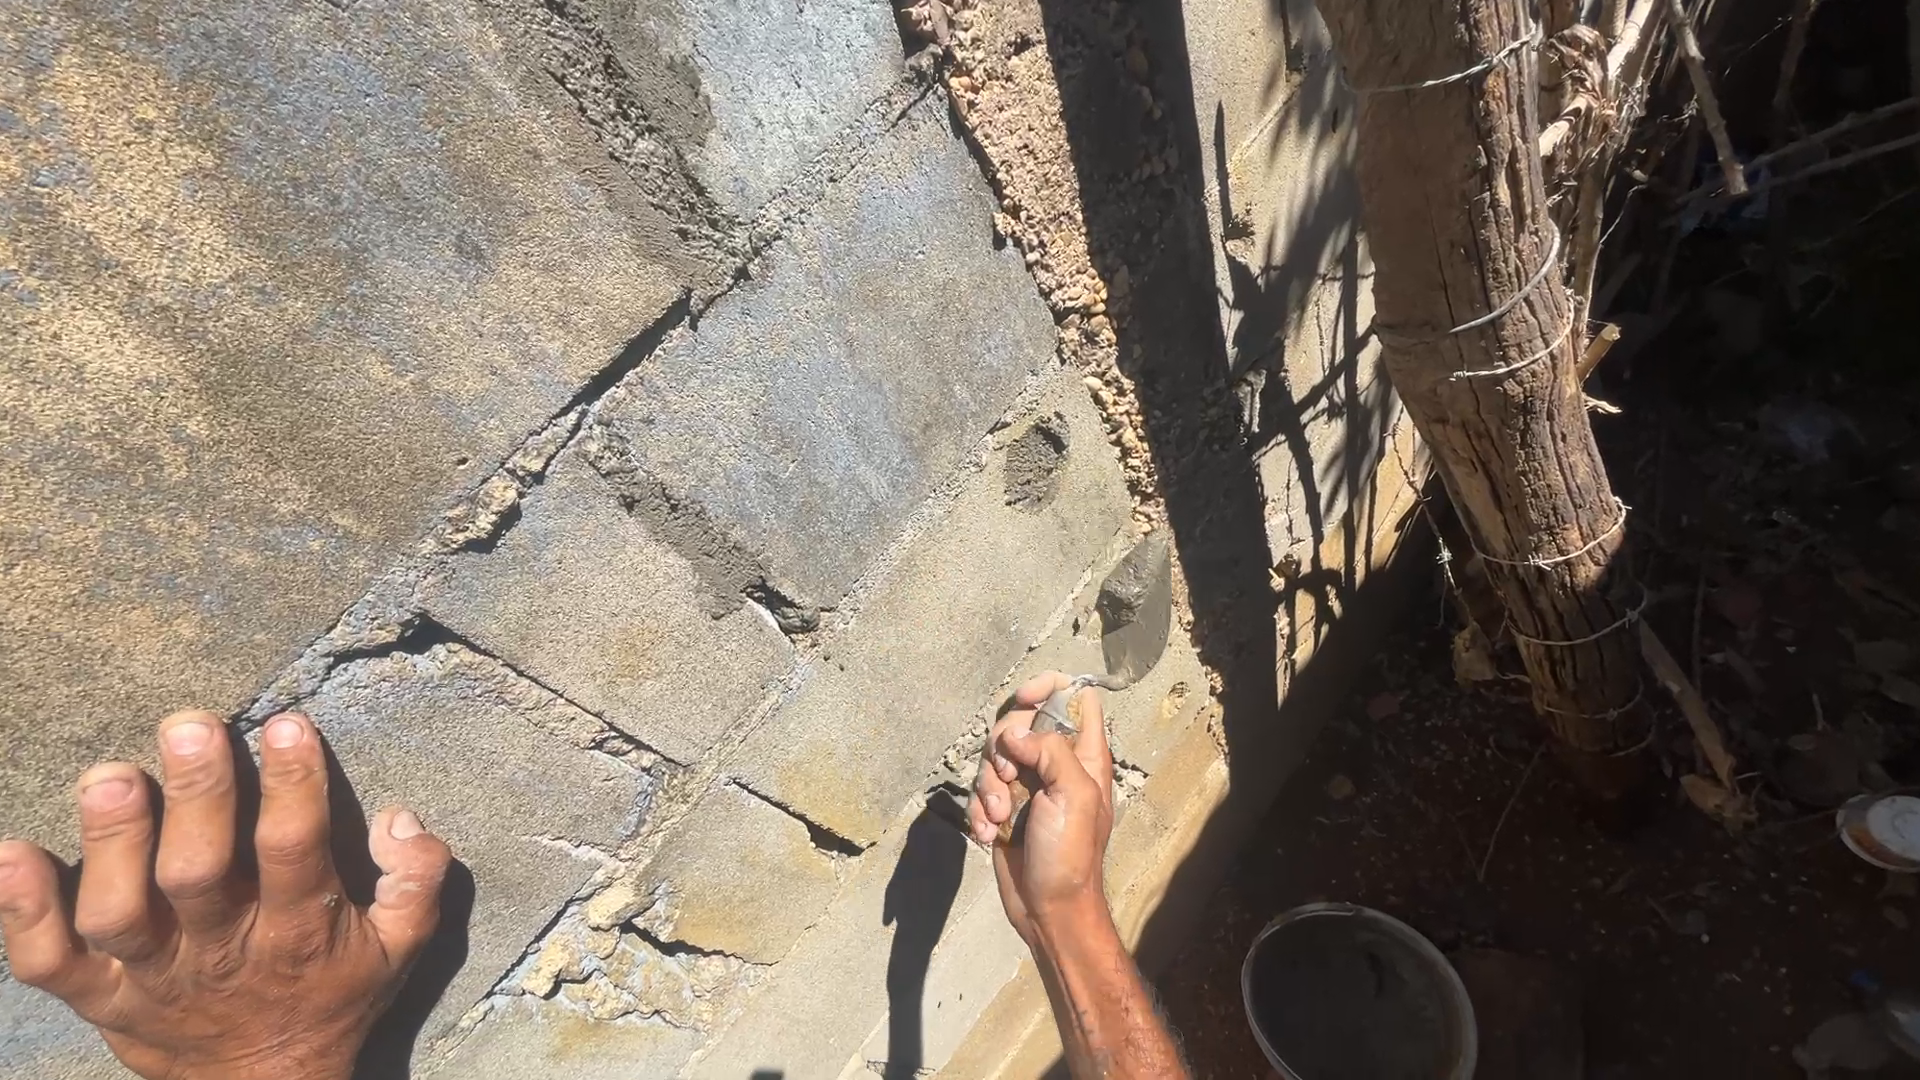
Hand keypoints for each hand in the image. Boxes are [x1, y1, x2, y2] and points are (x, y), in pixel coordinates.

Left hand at [0, 710, 452, 1079]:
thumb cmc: (344, 992)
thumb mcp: (408, 940)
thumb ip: (418, 877)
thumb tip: (399, 816)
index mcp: (300, 930)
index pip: (295, 848)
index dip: (293, 786)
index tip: (287, 726)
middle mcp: (220, 950)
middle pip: (199, 871)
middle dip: (196, 796)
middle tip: (189, 726)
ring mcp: (150, 977)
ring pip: (117, 911)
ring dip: (111, 842)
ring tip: (111, 773)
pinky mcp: (99, 997)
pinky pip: (44, 962)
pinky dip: (18, 912)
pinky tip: (10, 853)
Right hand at [967, 672, 1114, 945]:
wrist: (1048, 911)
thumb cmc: (1072, 855)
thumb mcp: (1075, 796)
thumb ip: (1051, 751)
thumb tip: (1016, 737)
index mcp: (1084, 754)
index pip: (1076, 696)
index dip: (1050, 687)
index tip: (1026, 699)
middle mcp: (1054, 762)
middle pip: (1021, 721)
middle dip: (1004, 746)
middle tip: (1009, 776)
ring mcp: (1027, 783)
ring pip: (994, 754)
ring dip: (989, 786)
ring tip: (1000, 816)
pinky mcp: (1003, 805)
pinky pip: (980, 788)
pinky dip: (980, 808)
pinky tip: (989, 833)